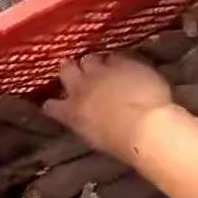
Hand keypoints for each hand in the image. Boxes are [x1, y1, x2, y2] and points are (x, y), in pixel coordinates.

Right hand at [43, 53, 174, 158]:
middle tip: (79, 75)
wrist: (146, 125)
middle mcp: (81, 87)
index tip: (57, 106)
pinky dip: (118, 62)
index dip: (53, 104)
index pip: (51, 105)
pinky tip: (125, 67)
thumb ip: (83, 123)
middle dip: (70, 70)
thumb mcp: (92, 137)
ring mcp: (102, 73)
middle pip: (66, 70)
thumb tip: (85, 118)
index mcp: (71, 112)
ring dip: (94, 64)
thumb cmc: (120, 141)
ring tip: (103, 69)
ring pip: (89, 59)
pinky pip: (115, 56)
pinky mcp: (124, 63)